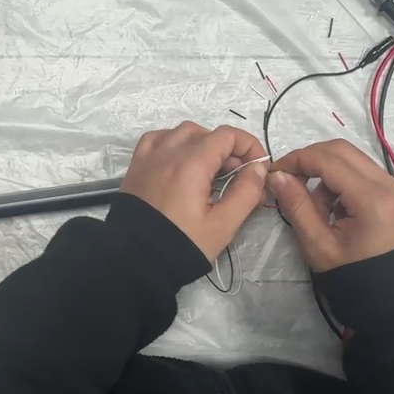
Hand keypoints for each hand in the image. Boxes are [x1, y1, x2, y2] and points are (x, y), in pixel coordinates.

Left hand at [119, 122, 268, 260]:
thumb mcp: (222, 225)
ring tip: (209, 171)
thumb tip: (258, 168)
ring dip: (202, 144)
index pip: (228, 135)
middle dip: (228, 150)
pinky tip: (179, 161)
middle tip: (236, 178)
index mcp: (192, 163)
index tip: (257, 168)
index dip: (249, 146)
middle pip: (207, 133)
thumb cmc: (182, 244)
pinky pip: (156, 139)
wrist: (135, 260)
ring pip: (181, 133)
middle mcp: (169, 152)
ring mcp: (149, 157)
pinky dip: (173, 143)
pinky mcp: (136, 167)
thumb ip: (246, 193)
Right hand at [268, 140, 393, 271]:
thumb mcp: (317, 245)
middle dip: (311, 159)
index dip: (298, 159)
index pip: (329, 160)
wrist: (393, 298)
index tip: (276, 171)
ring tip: (316, 206)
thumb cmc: (352, 276)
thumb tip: (277, 175)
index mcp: (373, 200)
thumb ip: (296, 206)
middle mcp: (391, 185)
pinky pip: (366, 173)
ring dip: (328, 172)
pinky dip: (344, 181)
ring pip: (355, 159)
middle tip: (290, 180)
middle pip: (343, 150)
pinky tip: (335, 208)